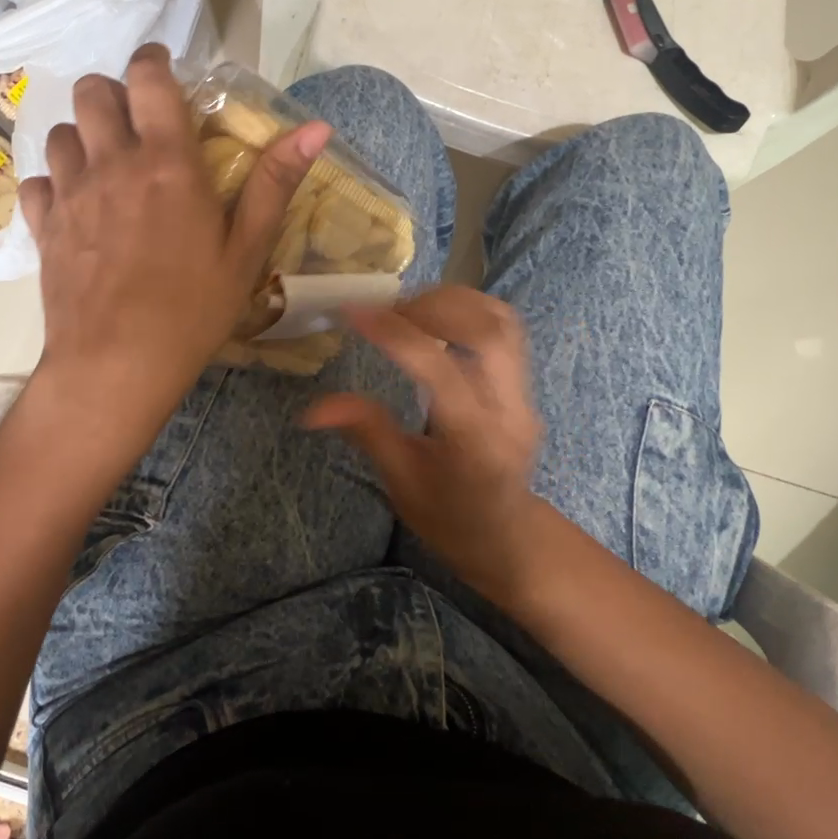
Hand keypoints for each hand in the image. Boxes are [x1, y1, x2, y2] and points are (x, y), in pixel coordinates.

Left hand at [20, 45, 330, 410]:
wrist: (117, 364)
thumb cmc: (192, 309)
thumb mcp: (246, 249)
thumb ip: (274, 183)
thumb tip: (316, 127)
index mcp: (167, 162)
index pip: (148, 78)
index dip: (153, 60)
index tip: (162, 68)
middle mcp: (112, 164)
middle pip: (92, 91)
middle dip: (113, 91)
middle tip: (135, 119)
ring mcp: (71, 194)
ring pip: (61, 132)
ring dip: (84, 135)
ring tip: (106, 161)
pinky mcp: (44, 228)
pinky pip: (38, 181)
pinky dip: (54, 181)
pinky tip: (74, 203)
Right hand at [302, 287, 546, 603]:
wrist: (506, 536)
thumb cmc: (449, 519)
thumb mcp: (401, 482)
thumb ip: (367, 433)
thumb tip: (311, 410)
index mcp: (475, 441)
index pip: (439, 369)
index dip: (393, 333)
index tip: (352, 312)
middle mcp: (510, 409)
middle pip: (486, 331)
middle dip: (431, 307)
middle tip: (386, 310)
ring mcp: (525, 394)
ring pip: (501, 321)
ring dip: (453, 302)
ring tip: (408, 308)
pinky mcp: (526, 384)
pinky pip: (506, 328)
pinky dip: (470, 309)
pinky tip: (436, 317)